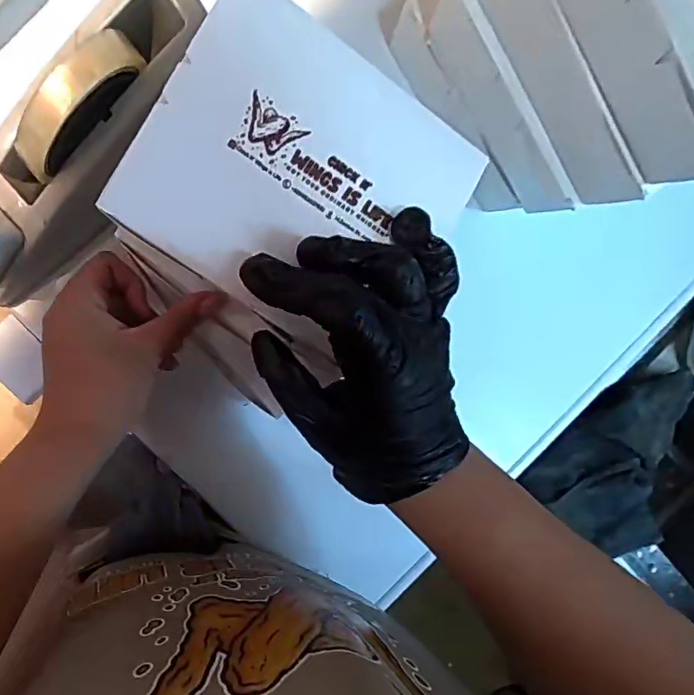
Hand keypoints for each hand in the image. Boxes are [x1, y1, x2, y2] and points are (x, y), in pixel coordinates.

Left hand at [37, 252, 224, 452]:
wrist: (75, 438)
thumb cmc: (109, 386)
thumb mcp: (149, 348)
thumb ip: (182, 318)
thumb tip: (216, 296)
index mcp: (76, 299)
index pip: (108, 263)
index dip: (136, 283)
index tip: (148, 317)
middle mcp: (65, 311)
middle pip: (112, 289)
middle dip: (145, 312)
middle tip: (165, 340)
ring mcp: (66, 336)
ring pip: (111, 316)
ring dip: (142, 331)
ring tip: (164, 358)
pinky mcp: (72, 358)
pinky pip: (102, 336)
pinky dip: (126, 345)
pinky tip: (150, 368)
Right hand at [241, 207, 468, 503]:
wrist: (423, 469)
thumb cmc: (371, 454)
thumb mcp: (316, 426)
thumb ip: (286, 380)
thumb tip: (263, 337)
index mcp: (384, 363)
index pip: (340, 305)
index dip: (294, 285)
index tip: (254, 274)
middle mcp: (413, 333)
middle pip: (380, 273)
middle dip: (329, 258)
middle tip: (289, 259)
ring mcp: (430, 324)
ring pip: (411, 266)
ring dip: (366, 247)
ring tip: (326, 248)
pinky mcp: (435, 322)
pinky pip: (439, 275)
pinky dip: (423, 246)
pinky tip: (402, 225)